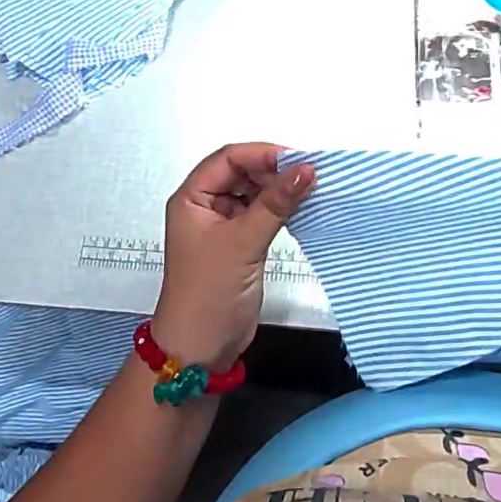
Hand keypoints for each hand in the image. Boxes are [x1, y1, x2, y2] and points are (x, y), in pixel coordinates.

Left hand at [154, 143, 315, 368]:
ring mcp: (222, 226)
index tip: (297, 159)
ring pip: (253, 193)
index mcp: (191, 198)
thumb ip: (275, 203)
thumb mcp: (243, 242)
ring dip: (278, 190)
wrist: (201, 347)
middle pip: (241, 172)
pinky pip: (260, 214)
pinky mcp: (239, 245)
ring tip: (308, 190)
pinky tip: (300, 209)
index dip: (261, 154)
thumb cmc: (209, 292)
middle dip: (273, 170)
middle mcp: (204, 207)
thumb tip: (305, 169)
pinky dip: (279, 209)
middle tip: (308, 175)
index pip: (227, 159)